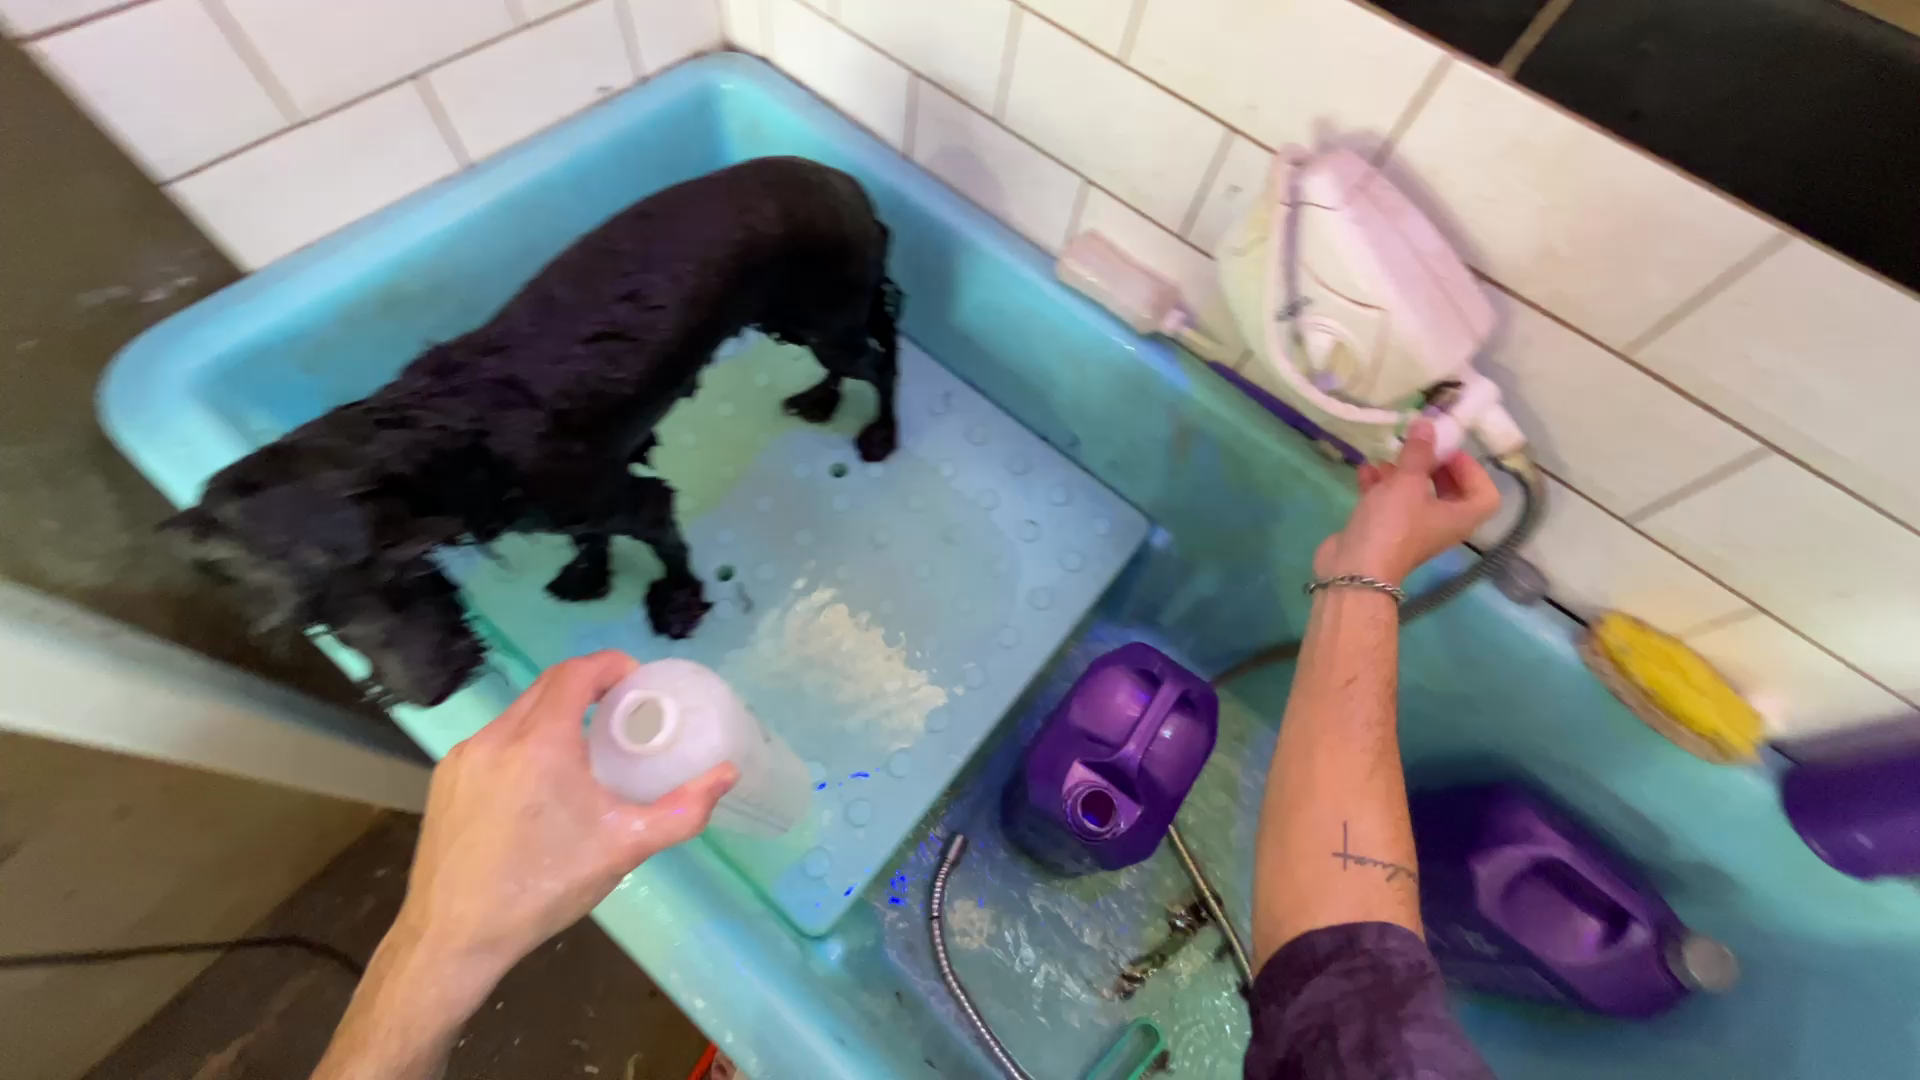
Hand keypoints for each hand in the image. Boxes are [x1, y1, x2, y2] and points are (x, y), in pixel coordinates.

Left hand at [392, 651, 737, 997]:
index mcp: (540, 744)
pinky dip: (528, 738)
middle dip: (589, 685)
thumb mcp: (625, 847)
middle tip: (624, 710)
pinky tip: (543, 779)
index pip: (576, 673)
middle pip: (548, 685)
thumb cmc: (545, 886)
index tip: (639, 682)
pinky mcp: (446, 780)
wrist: (451, 941)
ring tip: (589, 744)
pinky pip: (497, 739)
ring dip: (558, 711)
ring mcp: (464, 758)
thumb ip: (683, 810)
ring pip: (520, 711)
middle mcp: (496, 739)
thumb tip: (728, 774)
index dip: (611, 665)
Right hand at [1314, 419, 1500, 585]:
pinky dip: (1379, 487)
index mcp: (1460, 517)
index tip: (1448, 451)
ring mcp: (1410, 529)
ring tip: (1384, 458)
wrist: (1355, 569)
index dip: (1472, 469)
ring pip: (1414, 496)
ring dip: (1401, 474)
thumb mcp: (1406, 483)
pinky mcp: (1383, 531)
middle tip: (1418, 449)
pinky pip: (1388, 504)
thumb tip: (1427, 423)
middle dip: (1432, 467)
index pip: (1484, 492)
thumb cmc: (1391, 526)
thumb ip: (1418, 452)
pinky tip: (1364, 471)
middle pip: (1447, 492)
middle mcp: (1440, 524)